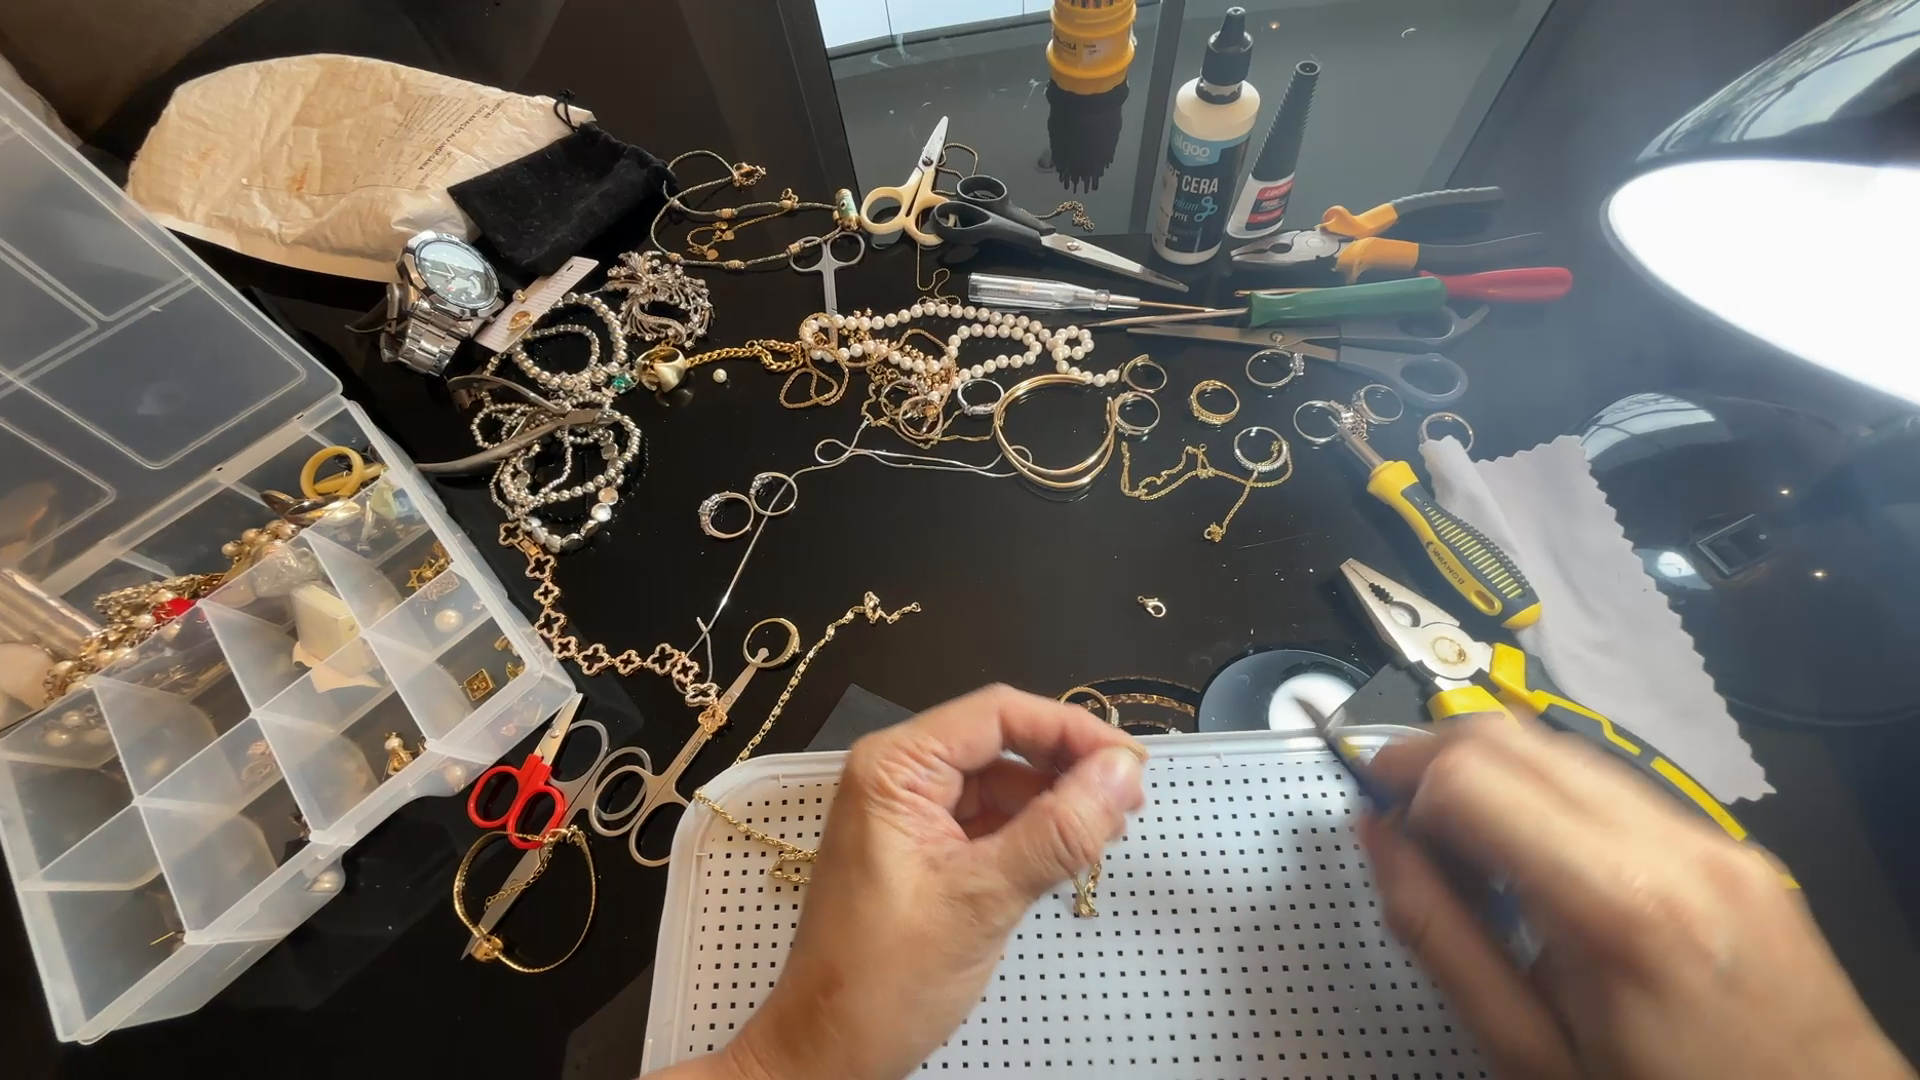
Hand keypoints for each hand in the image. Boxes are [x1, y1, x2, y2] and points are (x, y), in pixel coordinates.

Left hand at [657, 685, 1146, 1079]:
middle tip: (1128, 796)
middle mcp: (900, 770)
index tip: (1129, 761)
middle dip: (1066, 762)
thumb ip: (1057, 832)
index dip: (1069, 728)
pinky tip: (1070, 844)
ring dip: (1055, 795)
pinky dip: (1034, 824)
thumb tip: (1124, 773)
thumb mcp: (981, 901)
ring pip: (1002, 775)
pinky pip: (992, 812)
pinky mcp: (926, 838)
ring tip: (1107, 825)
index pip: (996, 714)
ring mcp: (912, 805)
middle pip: (1000, 738)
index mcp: (895, 765)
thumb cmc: (882, 981)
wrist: (828, 1052)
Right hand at [1361, 714, 1913, 1079]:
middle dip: (1430, 755)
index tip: (1376, 812)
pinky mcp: (1730, 845)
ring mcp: (1712, 839)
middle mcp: (1674, 848)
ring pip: (1551, 745)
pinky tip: (1528, 848)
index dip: (1400, 778)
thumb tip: (1376, 832)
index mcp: (1618, 906)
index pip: (1470, 776)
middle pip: (1508, 737)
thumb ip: (1434, 930)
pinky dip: (1536, 789)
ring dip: (1482, 767)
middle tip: (1400, 810)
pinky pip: (1601, 780)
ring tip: (1461, 835)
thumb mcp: (1524, 1047)